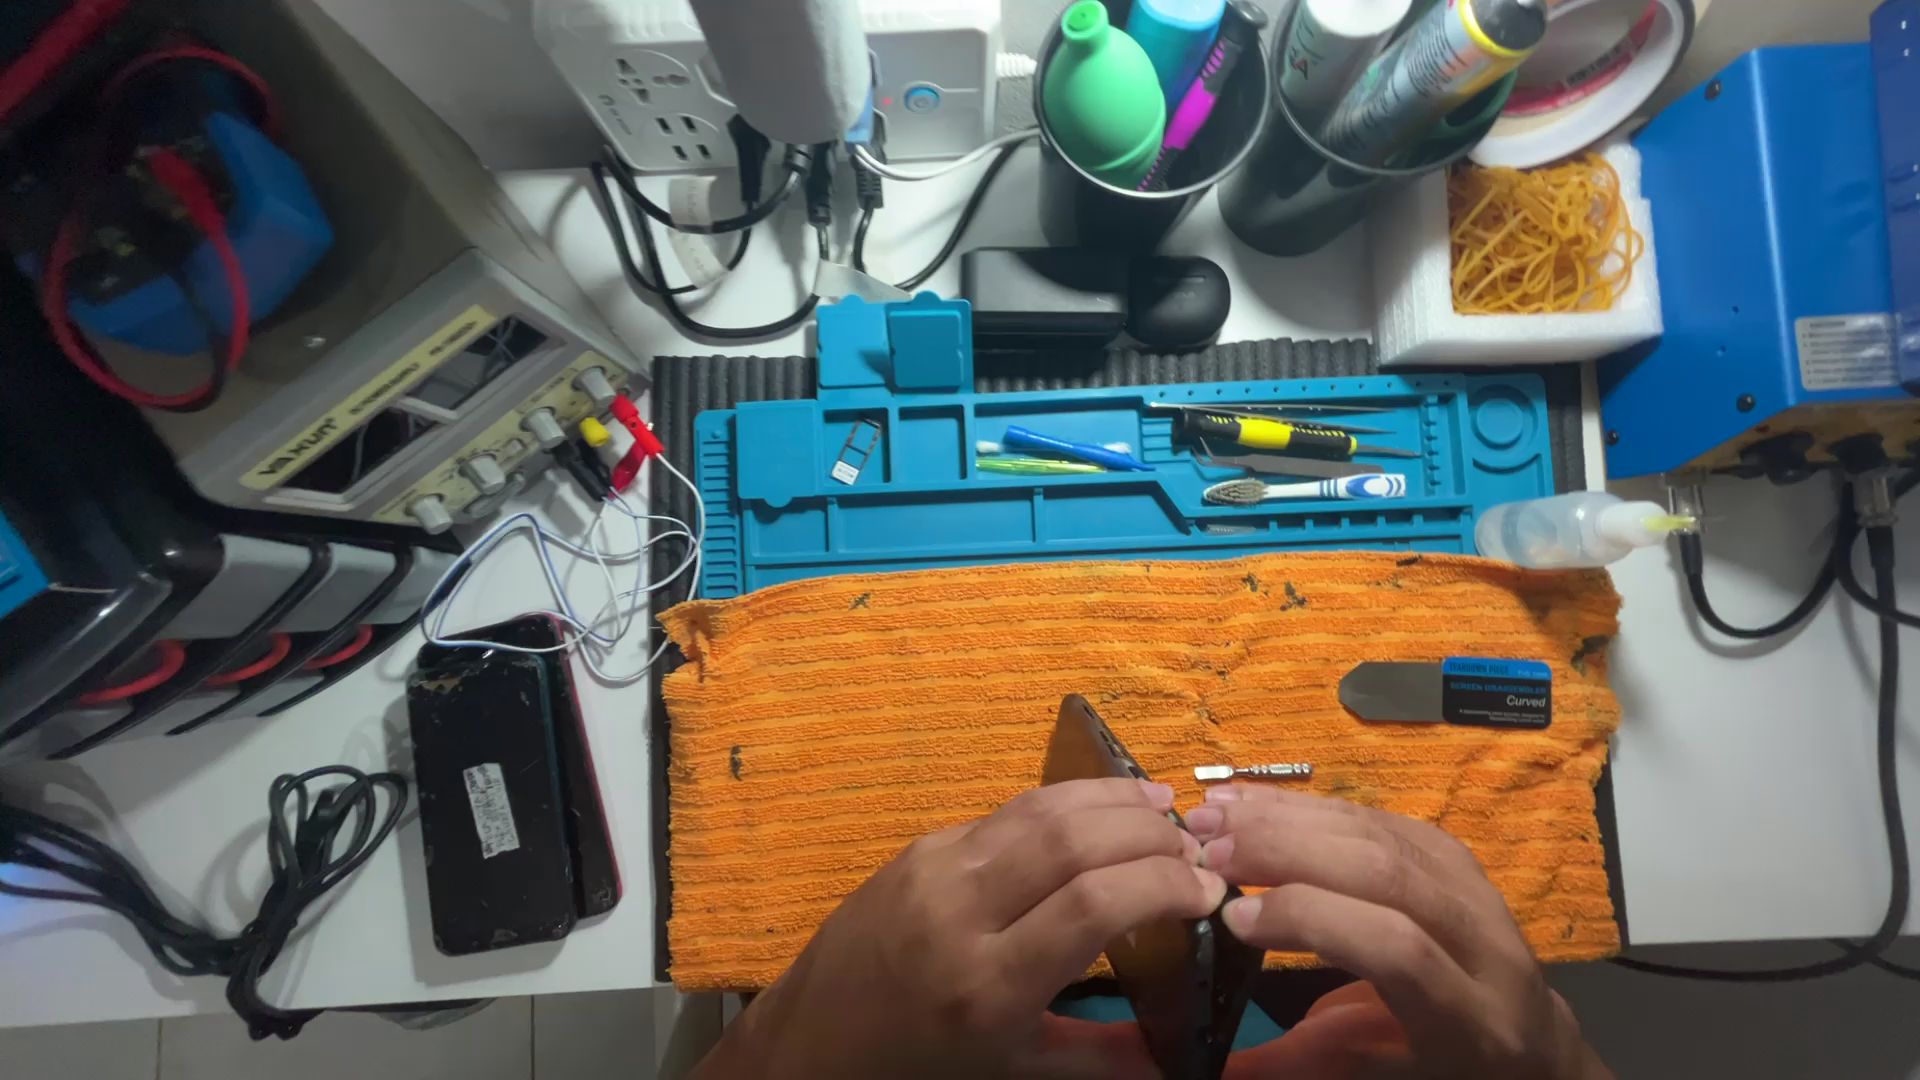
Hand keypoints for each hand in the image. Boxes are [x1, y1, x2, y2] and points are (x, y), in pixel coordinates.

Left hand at [694, 777, 1228, 1079]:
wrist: (808, 1041)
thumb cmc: (913, 1066)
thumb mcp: (1011, 1074)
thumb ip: (1100, 1059)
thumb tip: (1182, 1051)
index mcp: (986, 985)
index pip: (1093, 906)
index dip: (1161, 884)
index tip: (1207, 886)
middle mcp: (960, 909)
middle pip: (1068, 840)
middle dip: (1144, 829)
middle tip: (1192, 839)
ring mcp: (935, 864)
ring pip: (1036, 809)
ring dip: (1107, 798)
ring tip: (1159, 802)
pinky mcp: (923, 843)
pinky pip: (1004, 812)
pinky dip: (1062, 803)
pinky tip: (1094, 809)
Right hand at [1185, 787, 1611, 1079]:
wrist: (1535, 1055)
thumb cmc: (1445, 1076)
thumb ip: (1298, 1067)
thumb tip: (1217, 1070)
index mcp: (1474, 1019)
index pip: (1394, 946)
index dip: (1308, 920)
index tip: (1234, 918)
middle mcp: (1484, 943)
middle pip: (1380, 870)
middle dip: (1281, 850)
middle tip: (1206, 849)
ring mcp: (1473, 886)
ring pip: (1371, 828)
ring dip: (1280, 814)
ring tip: (1213, 814)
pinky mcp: (1450, 852)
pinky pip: (1369, 813)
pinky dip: (1301, 803)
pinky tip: (1252, 802)